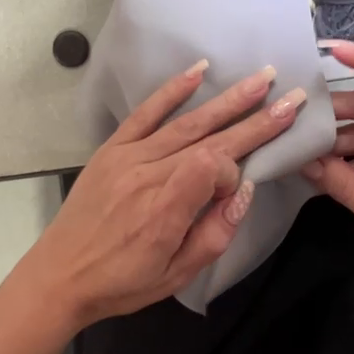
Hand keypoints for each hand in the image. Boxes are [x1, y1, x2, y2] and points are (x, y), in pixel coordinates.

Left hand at [17, 61, 306, 328]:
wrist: (59, 275)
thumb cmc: (122, 282)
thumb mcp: (176, 276)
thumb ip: (214, 234)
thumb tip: (243, 189)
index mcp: (165, 212)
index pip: (215, 170)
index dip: (233, 176)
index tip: (230, 195)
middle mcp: (147, 176)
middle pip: (210, 139)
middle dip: (256, 119)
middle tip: (294, 97)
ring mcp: (128, 157)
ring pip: (187, 123)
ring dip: (228, 99)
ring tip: (262, 80)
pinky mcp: (112, 149)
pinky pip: (145, 113)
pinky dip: (172, 90)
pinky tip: (199, 71)